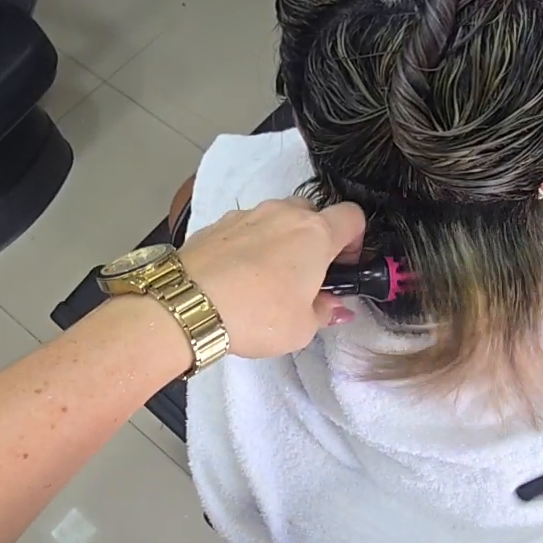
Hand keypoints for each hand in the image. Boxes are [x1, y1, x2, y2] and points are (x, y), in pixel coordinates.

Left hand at [180, 197, 365, 358]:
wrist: (188, 304)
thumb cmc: (256, 315)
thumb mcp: (301, 328)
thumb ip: (323, 312)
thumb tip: (333, 306)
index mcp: (315, 235)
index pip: (352, 217)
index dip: (354, 241)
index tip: (343, 266)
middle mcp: (283, 214)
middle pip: (312, 213)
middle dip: (314, 239)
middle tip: (305, 276)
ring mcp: (247, 215)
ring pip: (275, 218)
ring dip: (279, 241)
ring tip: (266, 279)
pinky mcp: (216, 224)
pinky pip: (244, 229)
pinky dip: (247, 245)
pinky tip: (236, 276)